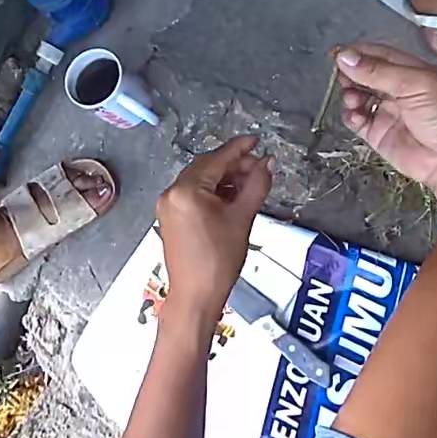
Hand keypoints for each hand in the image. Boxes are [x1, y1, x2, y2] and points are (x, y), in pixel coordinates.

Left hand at [157, 136, 271, 311]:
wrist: (196, 295)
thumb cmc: (217, 261)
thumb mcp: (243, 218)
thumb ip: (256, 185)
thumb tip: (267, 164)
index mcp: (186, 190)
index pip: (216, 159)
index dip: (240, 149)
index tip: (255, 142)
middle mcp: (172, 194)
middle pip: (207, 168)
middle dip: (234, 165)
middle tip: (259, 167)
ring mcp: (169, 207)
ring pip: (201, 181)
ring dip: (226, 179)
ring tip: (250, 185)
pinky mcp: (172, 219)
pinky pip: (195, 195)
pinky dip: (215, 193)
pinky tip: (233, 198)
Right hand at [335, 44, 436, 192]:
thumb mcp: (415, 84)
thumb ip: (378, 71)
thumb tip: (346, 58)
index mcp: (413, 72)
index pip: (380, 56)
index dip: (358, 54)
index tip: (338, 53)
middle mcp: (400, 91)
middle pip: (367, 76)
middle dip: (351, 73)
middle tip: (340, 74)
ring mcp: (389, 113)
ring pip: (360, 97)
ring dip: (350, 93)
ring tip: (351, 97)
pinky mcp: (380, 135)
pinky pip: (358, 121)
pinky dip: (351, 116)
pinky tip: (353, 114)